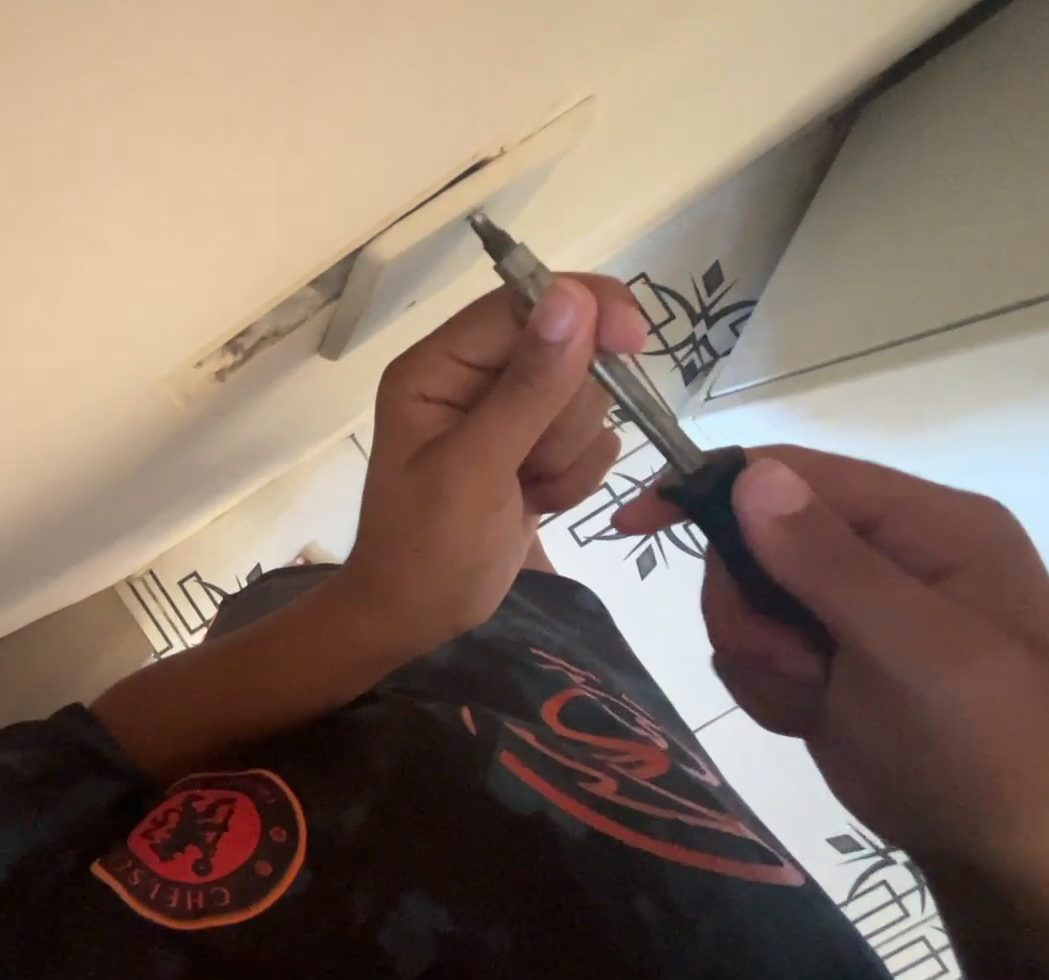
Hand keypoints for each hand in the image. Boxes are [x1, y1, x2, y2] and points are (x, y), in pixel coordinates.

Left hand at [335, 275, 646, 651]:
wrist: (419, 614)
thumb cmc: (427, 548)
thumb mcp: (473, 468)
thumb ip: (527, 387)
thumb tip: (573, 297)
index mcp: (436, 368)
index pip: (523, 303)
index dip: (583, 313)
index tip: (629, 344)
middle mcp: (468, 380)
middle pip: (567, 350)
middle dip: (562, 416)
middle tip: (522, 464)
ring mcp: (502, 415)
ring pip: (586, 398)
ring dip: (565, 453)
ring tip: (520, 489)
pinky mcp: (529, 449)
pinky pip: (589, 440)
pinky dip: (571, 477)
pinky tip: (532, 504)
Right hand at [614, 447, 1048, 875]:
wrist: (1007, 857)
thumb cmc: (987, 749)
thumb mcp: (915, 652)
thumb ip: (829, 562)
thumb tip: (751, 475)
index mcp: (926, 526)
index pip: (790, 473)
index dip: (706, 489)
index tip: (633, 525)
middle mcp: (884, 552)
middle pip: (748, 540)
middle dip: (745, 607)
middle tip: (788, 659)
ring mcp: (848, 603)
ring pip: (737, 597)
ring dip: (755, 653)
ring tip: (813, 693)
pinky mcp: (820, 647)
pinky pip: (744, 643)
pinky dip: (761, 682)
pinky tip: (811, 711)